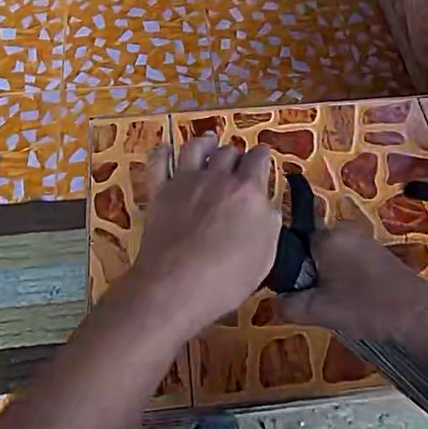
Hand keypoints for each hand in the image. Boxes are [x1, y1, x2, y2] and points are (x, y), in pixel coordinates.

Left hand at [115, 135, 278, 338]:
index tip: (263, 157)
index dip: (263, 156)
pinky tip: (166, 150)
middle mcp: (217, 177)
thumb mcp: (265, 256)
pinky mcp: (159, 191)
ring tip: (209, 143)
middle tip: (237, 163)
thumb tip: (268, 210)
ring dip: (205, 144)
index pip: (259, 159)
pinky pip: (158, 162)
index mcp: (248, 191)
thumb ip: (269, 226)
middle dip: (235, 155)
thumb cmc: (227, 279)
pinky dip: (163, 152)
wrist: (176, 285)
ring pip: (195, 148)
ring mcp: (185, 181)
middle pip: (228, 153)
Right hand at [275, 222, 427, 341]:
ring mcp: (364, 240)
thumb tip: (272, 302)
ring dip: (329, 275)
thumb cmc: (366, 306)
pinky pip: (350, 260)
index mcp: (326, 236)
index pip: (293, 242)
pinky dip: (346, 276)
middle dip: (310, 271)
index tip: (293, 288)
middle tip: (314, 298)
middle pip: (313, 248)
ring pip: (332, 256)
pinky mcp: (379, 253)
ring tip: (333, 301)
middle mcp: (344, 230)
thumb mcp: (319, 311)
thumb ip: (288, 306)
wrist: (419, 315)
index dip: (290, 266)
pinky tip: (352, 299)